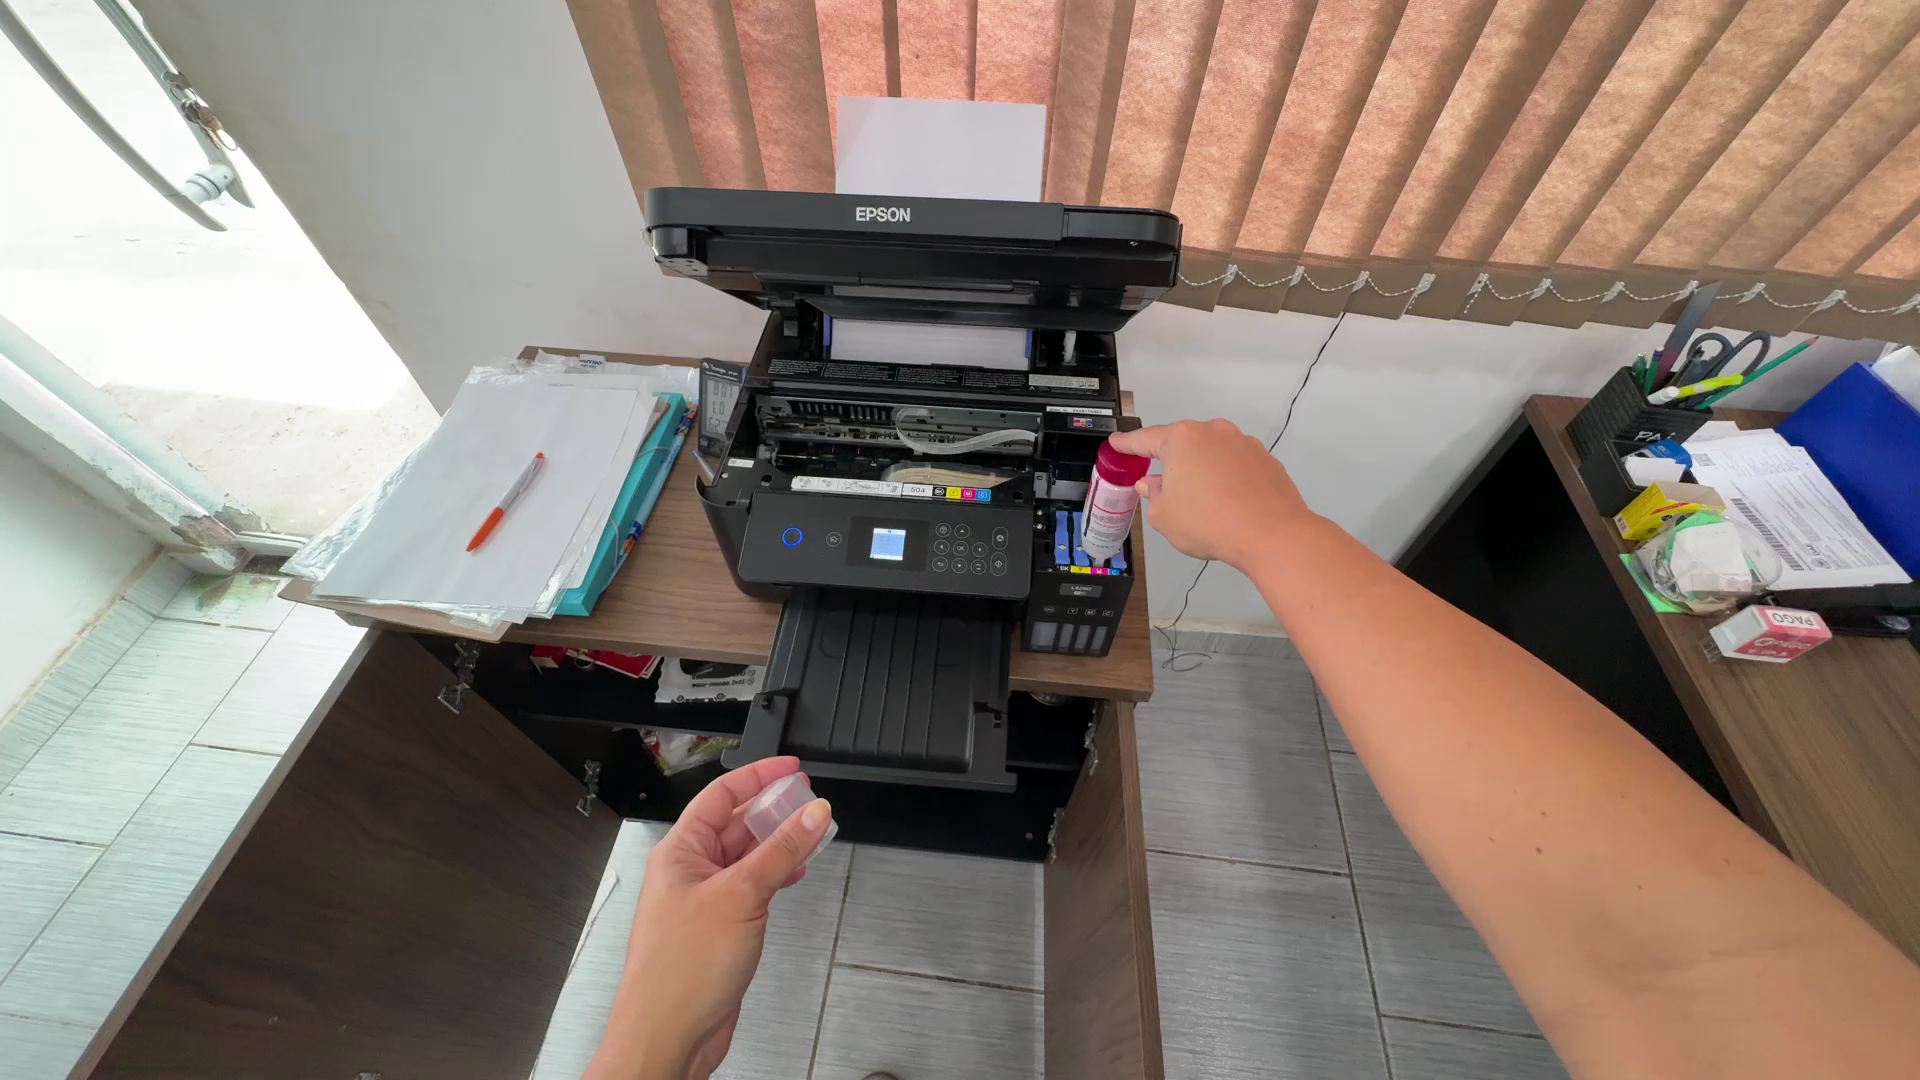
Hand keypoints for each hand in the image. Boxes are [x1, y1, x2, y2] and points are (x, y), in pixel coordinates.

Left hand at [586, 757, 833, 1079]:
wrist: (668, 1039)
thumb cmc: (679, 973)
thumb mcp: (741, 895)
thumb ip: (782, 851)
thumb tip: (812, 813)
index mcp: (681, 851)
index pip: (722, 794)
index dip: (758, 775)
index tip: (790, 767)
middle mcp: (691, 870)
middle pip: (737, 822)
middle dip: (774, 808)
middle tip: (808, 798)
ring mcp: (707, 898)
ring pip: (749, 853)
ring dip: (781, 841)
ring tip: (812, 831)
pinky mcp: (722, 924)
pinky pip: (754, 882)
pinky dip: (778, 872)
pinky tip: (796, 871)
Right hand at [1107, 419, 1316, 568]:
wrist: (1270, 533)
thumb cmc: (1207, 522)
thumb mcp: (1164, 516)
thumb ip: (1154, 495)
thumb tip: (1154, 484)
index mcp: (1182, 439)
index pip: (1145, 440)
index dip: (1127, 444)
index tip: (1116, 443)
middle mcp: (1213, 432)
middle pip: (1183, 444)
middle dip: (1171, 462)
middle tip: (1162, 485)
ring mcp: (1244, 443)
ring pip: (1211, 454)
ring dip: (1201, 471)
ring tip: (1200, 501)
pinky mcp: (1266, 460)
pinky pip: (1235, 466)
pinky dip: (1226, 479)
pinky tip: (1226, 503)